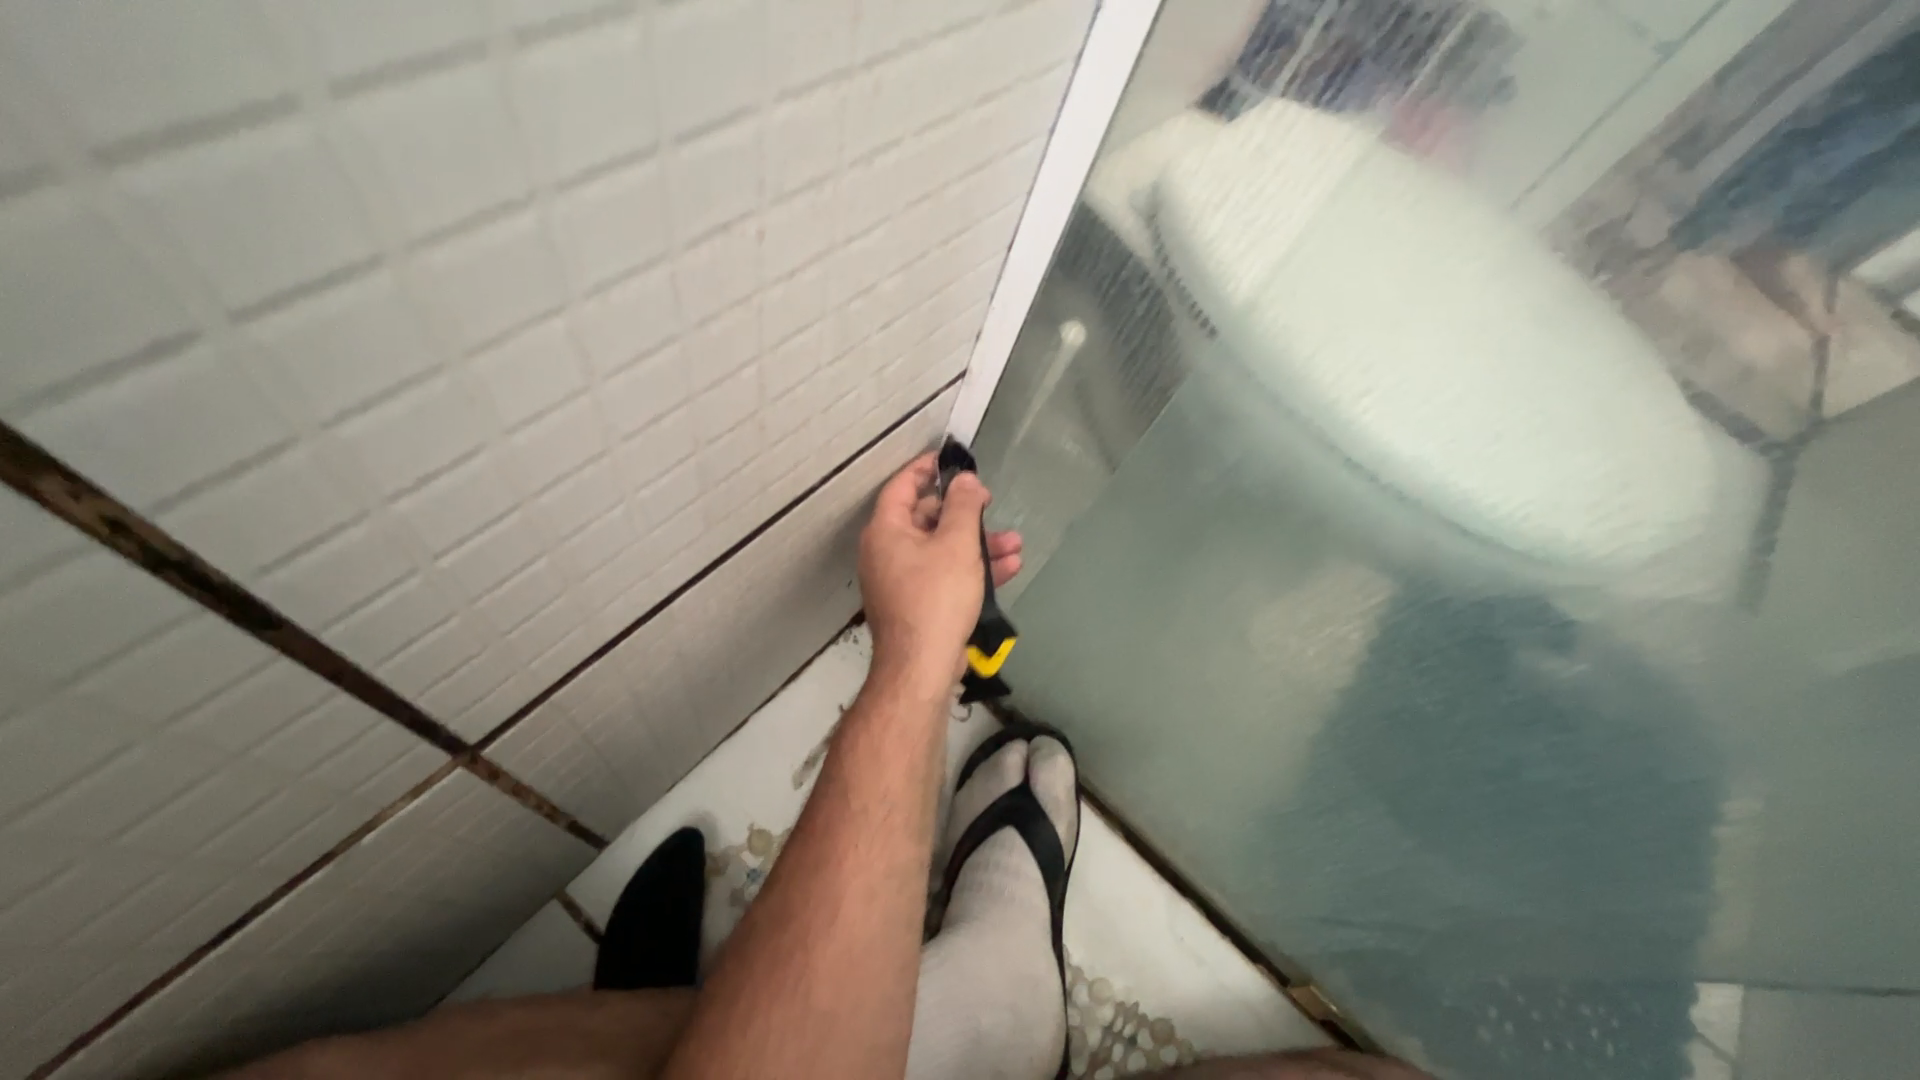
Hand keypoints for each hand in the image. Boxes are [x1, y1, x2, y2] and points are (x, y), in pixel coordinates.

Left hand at [859, 452, 1022, 691]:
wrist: (921, 666)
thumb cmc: (936, 597)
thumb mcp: (957, 544)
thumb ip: (964, 506)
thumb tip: (965, 480)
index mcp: (886, 531)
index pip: (902, 486)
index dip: (926, 469)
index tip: (950, 460)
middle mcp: (886, 552)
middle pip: (927, 519)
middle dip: (966, 514)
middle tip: (991, 506)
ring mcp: (900, 580)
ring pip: (942, 550)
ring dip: (978, 544)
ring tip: (1015, 544)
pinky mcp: (916, 604)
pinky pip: (944, 575)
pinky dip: (972, 570)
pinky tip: (1008, 569)